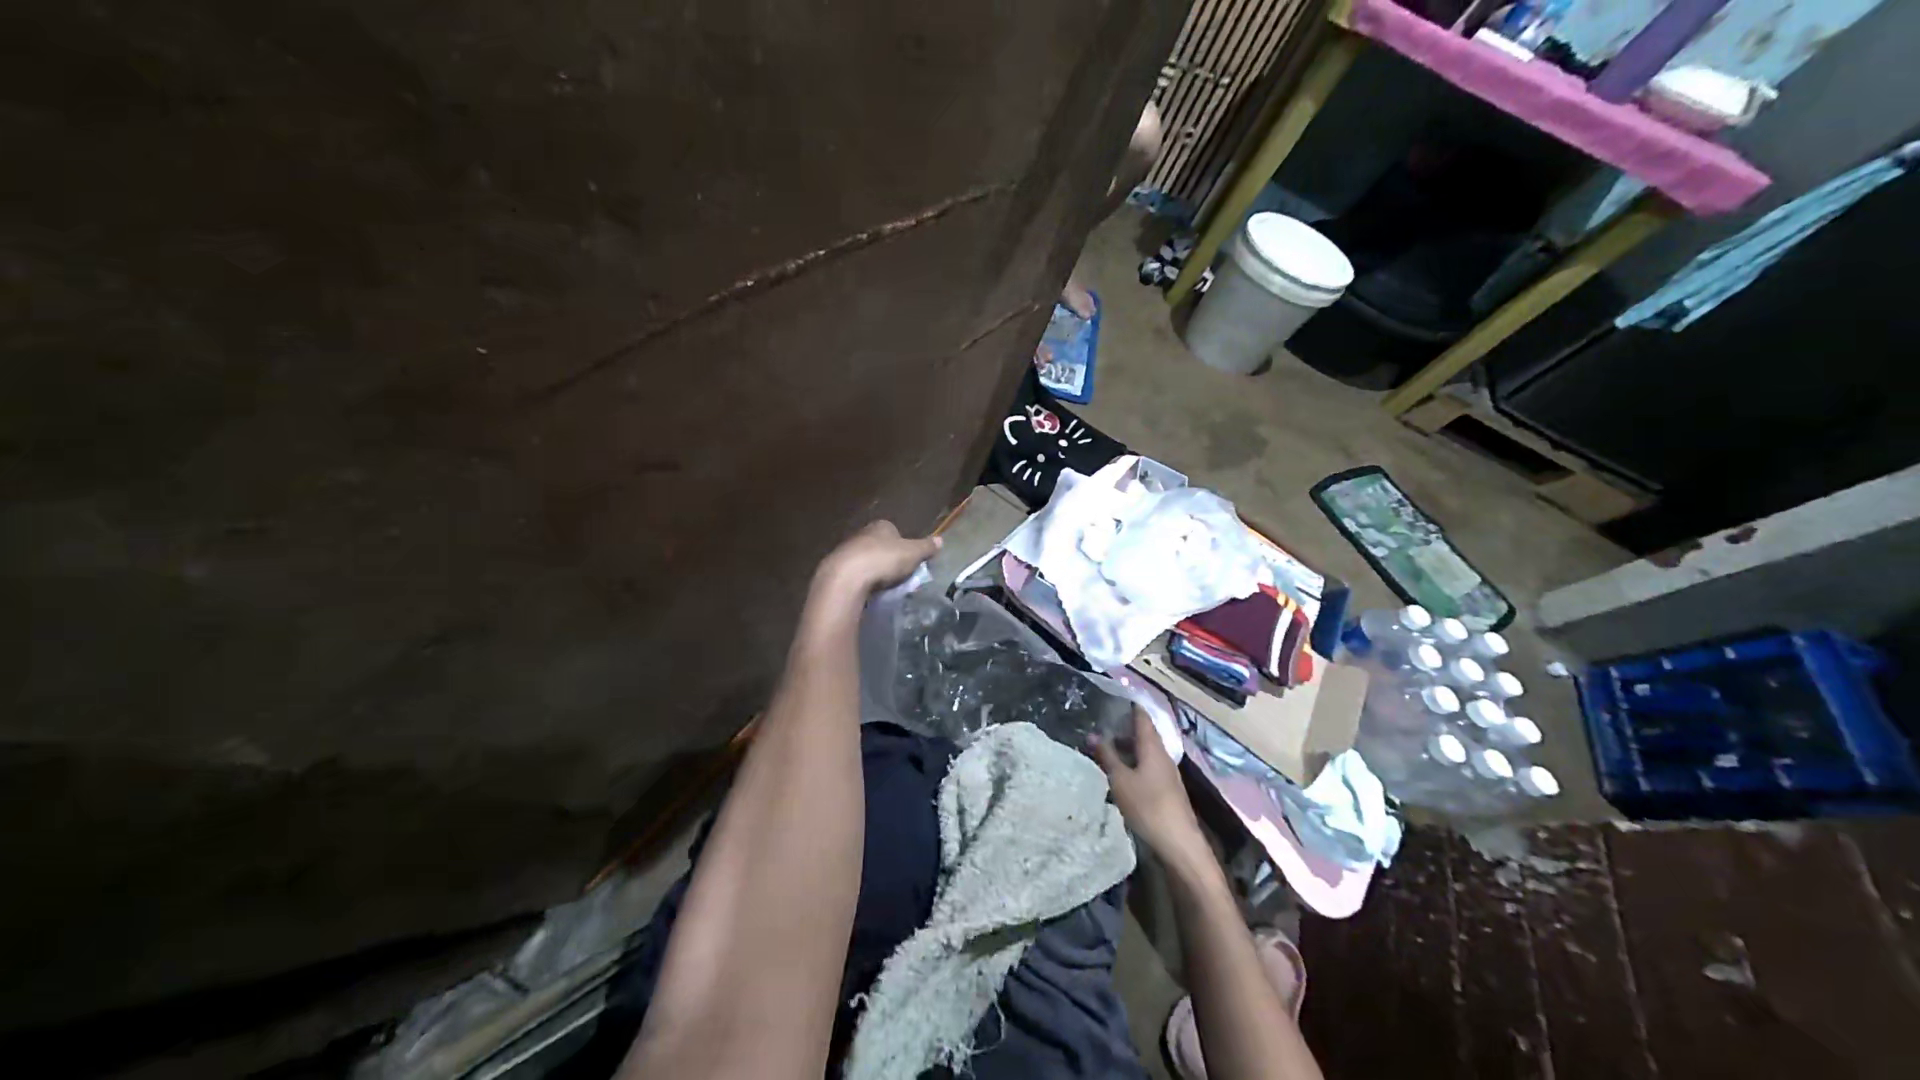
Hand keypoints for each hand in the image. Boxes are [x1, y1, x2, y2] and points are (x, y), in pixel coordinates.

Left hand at [814, 521, 940, 600]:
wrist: (846, 577)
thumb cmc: (884, 559)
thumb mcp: (913, 553)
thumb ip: (926, 547)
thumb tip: (941, 540)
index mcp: (881, 526)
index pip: (895, 532)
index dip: (904, 546)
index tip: (909, 562)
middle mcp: (862, 533)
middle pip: (880, 546)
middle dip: (888, 559)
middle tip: (899, 576)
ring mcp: (847, 550)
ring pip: (866, 560)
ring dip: (874, 571)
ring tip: (883, 587)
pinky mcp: (836, 568)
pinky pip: (854, 574)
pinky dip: (861, 581)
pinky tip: (866, 592)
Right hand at [1091, 706, 1210, 868]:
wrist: (1178, 843)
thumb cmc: (1148, 805)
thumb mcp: (1120, 780)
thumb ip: (1107, 756)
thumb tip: (1092, 734)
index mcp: (1152, 747)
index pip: (1141, 716)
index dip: (1128, 705)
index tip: (1110, 697)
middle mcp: (1162, 755)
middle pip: (1143, 734)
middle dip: (1123, 727)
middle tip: (1099, 723)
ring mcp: (1166, 773)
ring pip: (1145, 751)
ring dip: (1127, 747)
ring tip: (1104, 747)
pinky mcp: (1166, 789)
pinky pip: (1147, 766)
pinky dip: (1132, 762)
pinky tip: (1119, 771)